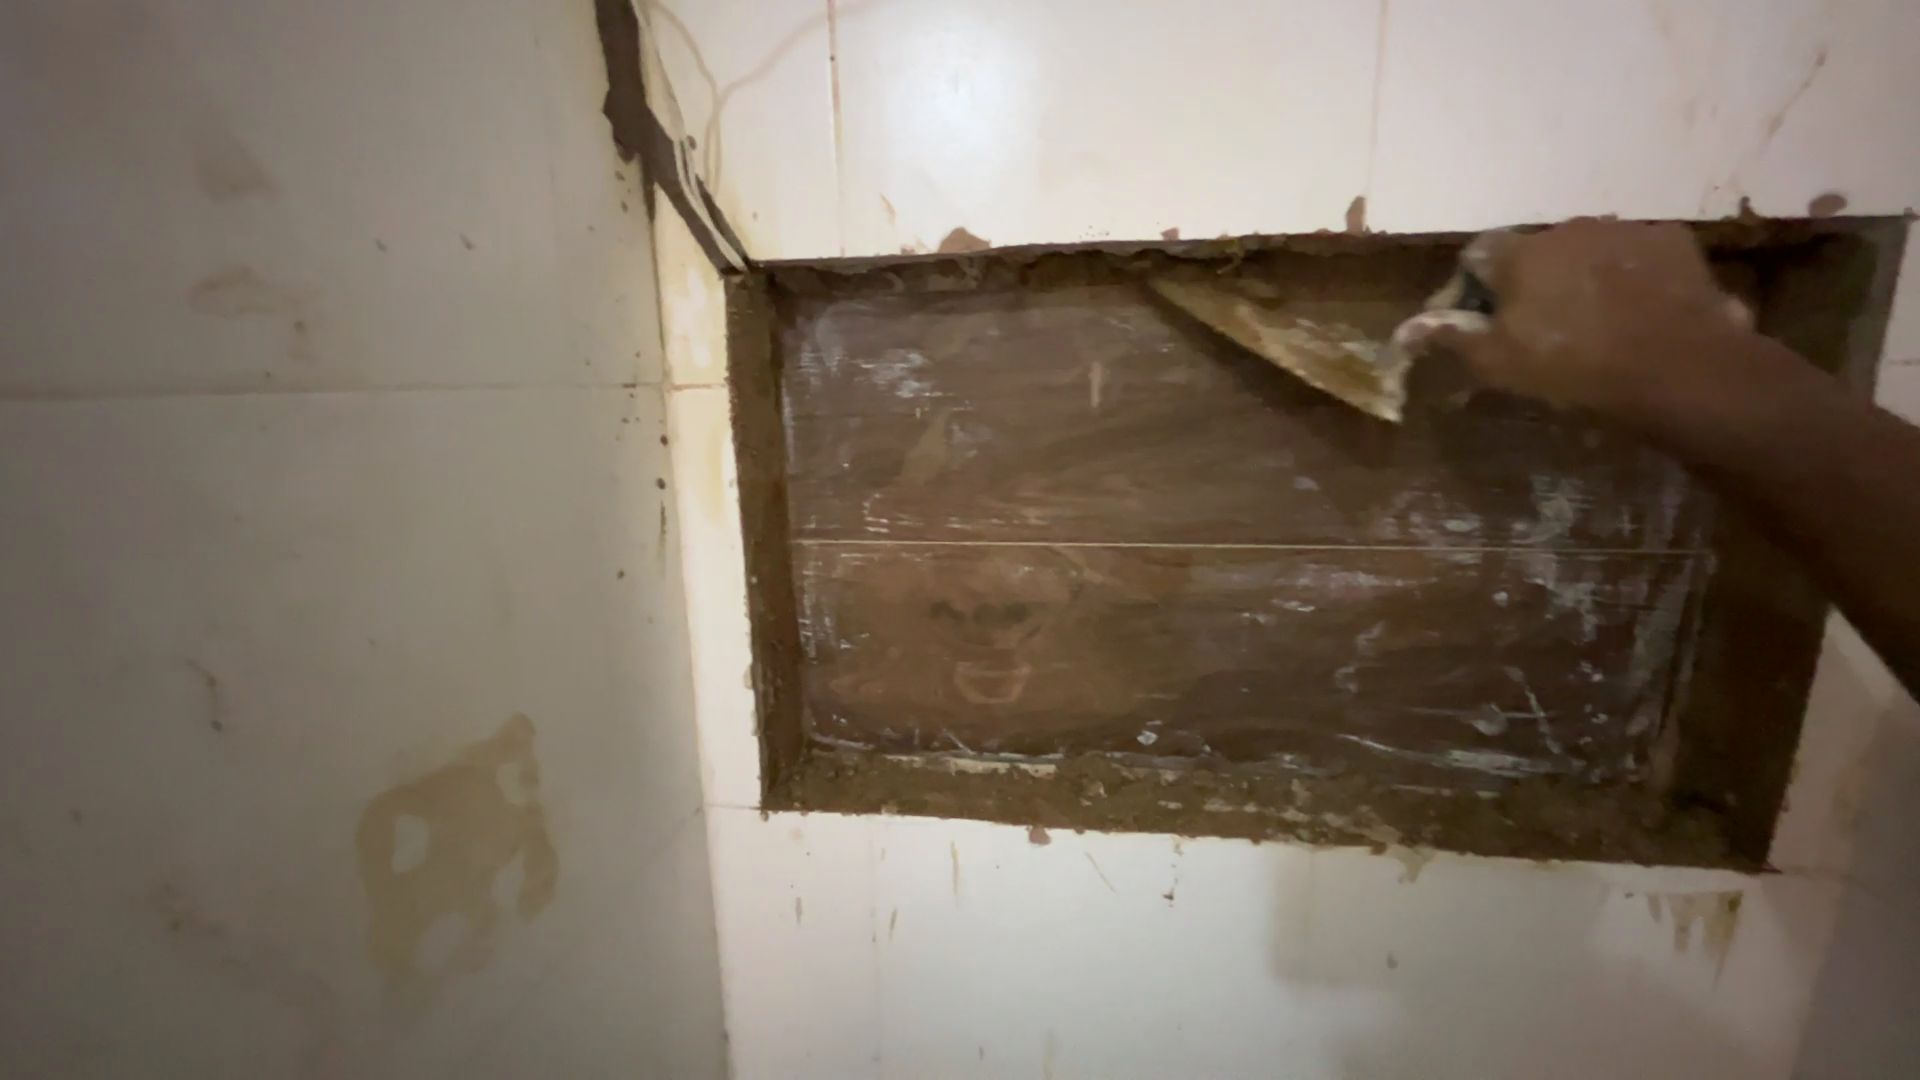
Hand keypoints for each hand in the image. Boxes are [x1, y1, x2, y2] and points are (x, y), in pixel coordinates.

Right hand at [1395, 219, 1753, 421]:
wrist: (1674, 366)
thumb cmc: (1567, 365)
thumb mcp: (1494, 361)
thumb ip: (1450, 337)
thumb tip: (1405, 329)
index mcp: (1521, 253)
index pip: (1478, 252)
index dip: (1473, 282)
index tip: (1479, 313)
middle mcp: (1570, 228)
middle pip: (1535, 249)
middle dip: (1528, 278)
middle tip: (1533, 321)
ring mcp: (1626, 230)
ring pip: (1585, 249)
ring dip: (1577, 274)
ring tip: (1586, 317)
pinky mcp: (1673, 242)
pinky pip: (1632, 254)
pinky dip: (1624, 274)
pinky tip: (1629, 308)